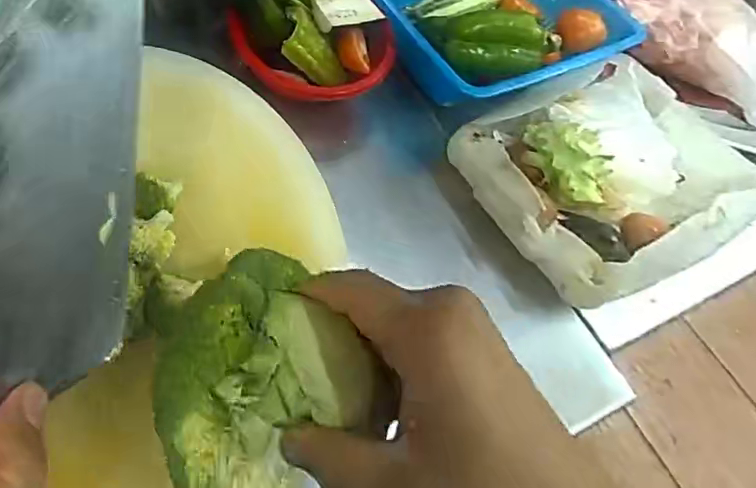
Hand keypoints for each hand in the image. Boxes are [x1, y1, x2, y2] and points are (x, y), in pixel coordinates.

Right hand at [282, 272, 610, 487]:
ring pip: (394, 317)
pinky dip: (394, 357)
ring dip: (364, 349)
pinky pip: (422, 331)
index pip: (346, 287)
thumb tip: (287, 436)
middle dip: (333, 332)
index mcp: (425, 324)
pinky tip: (389, 406)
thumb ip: (331, 456)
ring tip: (342, 397)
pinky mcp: (483, 341)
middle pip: (369, 301)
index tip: (272, 316)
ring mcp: (470, 321)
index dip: (306, 296)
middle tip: (302, 371)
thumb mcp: (396, 483)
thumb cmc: (477, 485)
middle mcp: (446, 305)